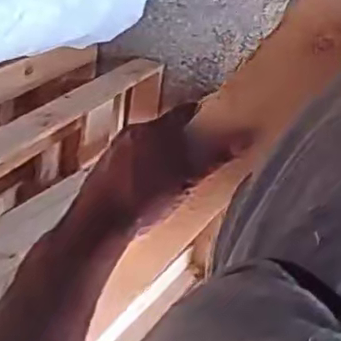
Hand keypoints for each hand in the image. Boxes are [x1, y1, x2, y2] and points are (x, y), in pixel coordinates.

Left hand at [68, 102, 249, 234]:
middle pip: (164, 127)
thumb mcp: (188, 180)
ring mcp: (113, 150)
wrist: (96, 228)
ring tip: (175, 174)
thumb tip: (244, 138)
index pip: (185, 112)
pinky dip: (142, 167)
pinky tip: (148, 189)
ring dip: (160, 153)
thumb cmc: (144, 201)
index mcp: (154, 129)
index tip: (214, 121)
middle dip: (181, 137)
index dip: (202, 116)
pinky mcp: (101, 169)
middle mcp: (131, 132)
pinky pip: (129, 160)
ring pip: (145, 143)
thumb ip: (216, 157)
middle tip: (197, 152)